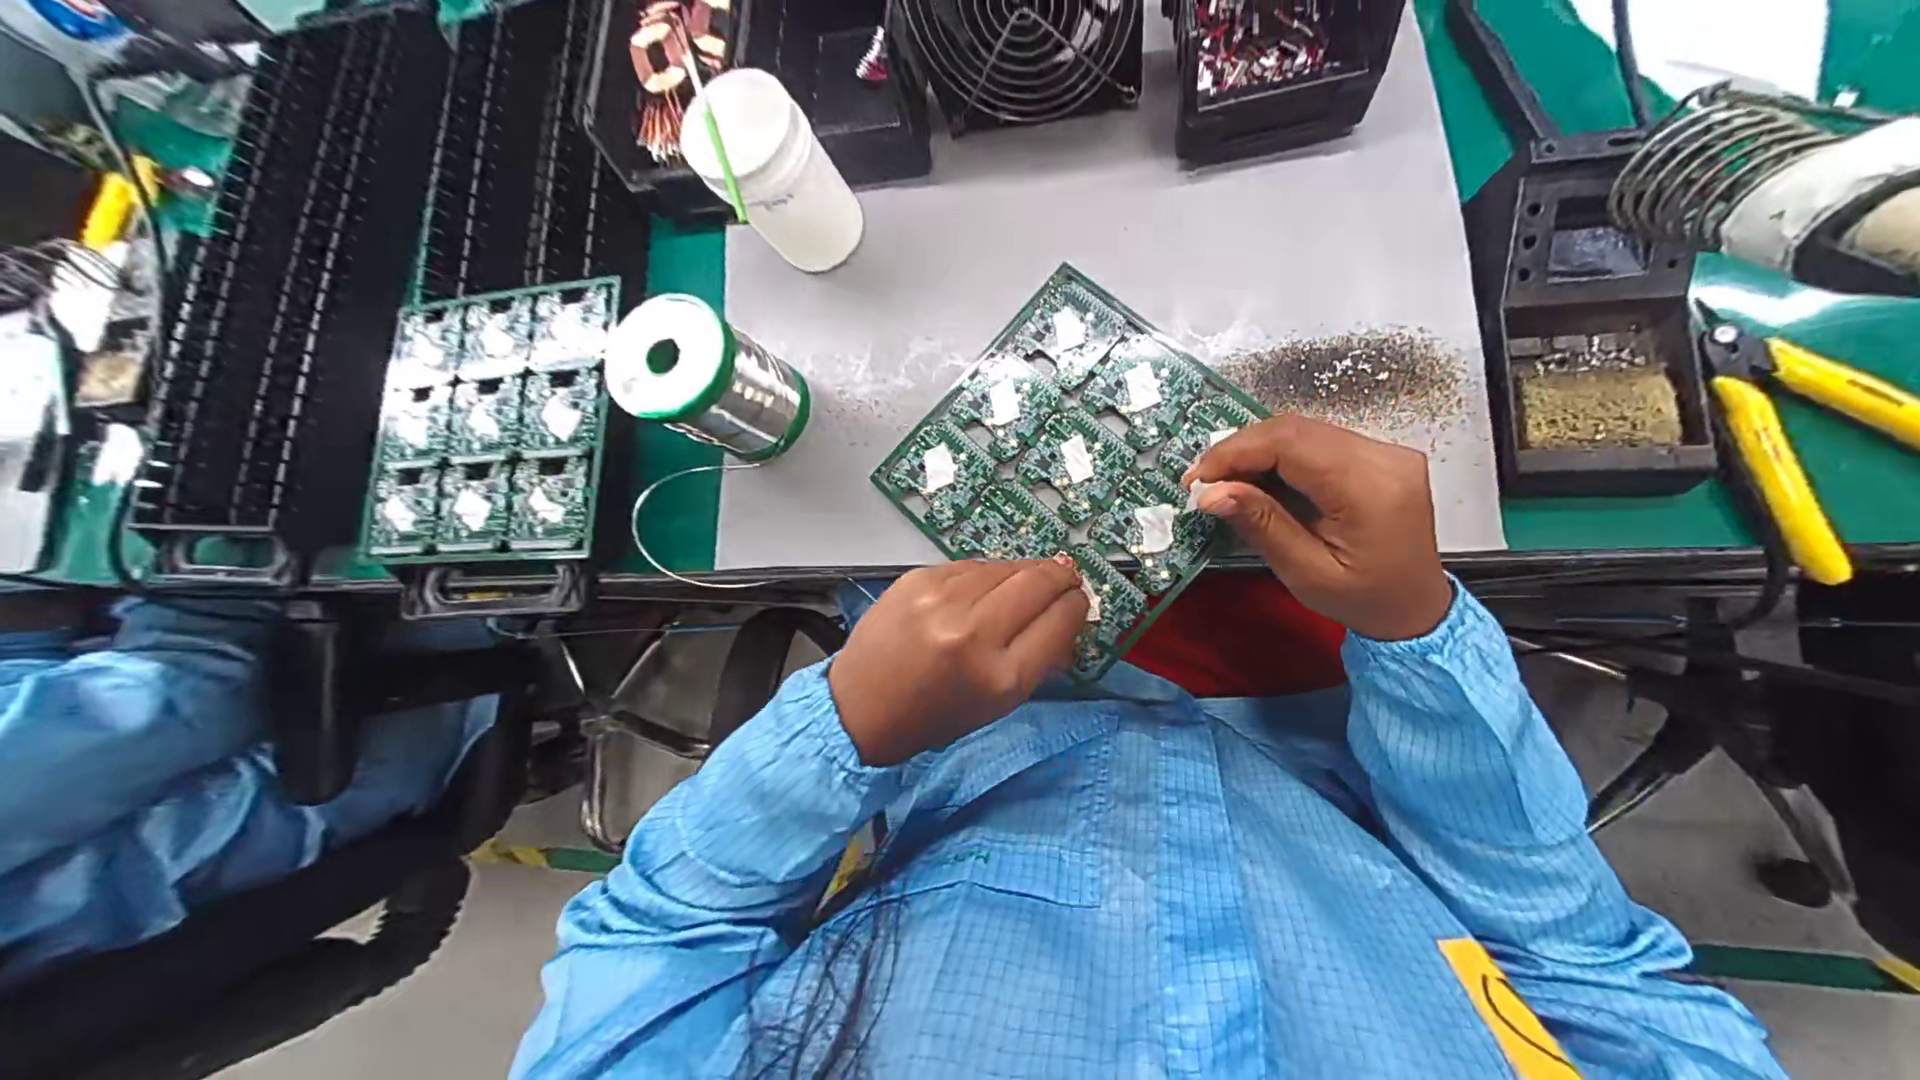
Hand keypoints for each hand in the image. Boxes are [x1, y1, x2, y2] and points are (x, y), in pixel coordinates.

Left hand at [828, 558, 1088, 764]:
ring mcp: (941, 601)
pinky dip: (986, 574)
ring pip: (1006, 566)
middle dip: (1061, 577)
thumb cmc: (931, 715)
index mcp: (1001, 677)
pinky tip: (987, 586)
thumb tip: (1068, 615)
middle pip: (1039, 582)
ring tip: (1027, 581)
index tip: (1078, 601)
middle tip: (1066, 579)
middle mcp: (972, 634)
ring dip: (1024, 572)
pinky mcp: (917, 580)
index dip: (1077, 606)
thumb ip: (1038, 659)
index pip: (1061, 620)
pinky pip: (970, 565)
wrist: (861, 707)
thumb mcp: (998, 704)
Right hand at [1183, 415, 1452, 640]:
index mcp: (1371, 489)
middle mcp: (1384, 458)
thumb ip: (1261, 525)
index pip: (1290, 444)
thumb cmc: (1363, 599)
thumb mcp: (1305, 572)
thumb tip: (1211, 493)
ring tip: (1223, 482)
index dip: (1235, 452)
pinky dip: (1275, 455)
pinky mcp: (1376, 454)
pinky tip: (1255, 478)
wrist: (1414, 607)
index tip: (1197, 478)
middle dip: (1238, 449)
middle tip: (1202, 481)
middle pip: (1294, 429)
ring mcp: (1384, 452)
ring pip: (1301, 430)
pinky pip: (1313, 440)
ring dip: (1253, 450)